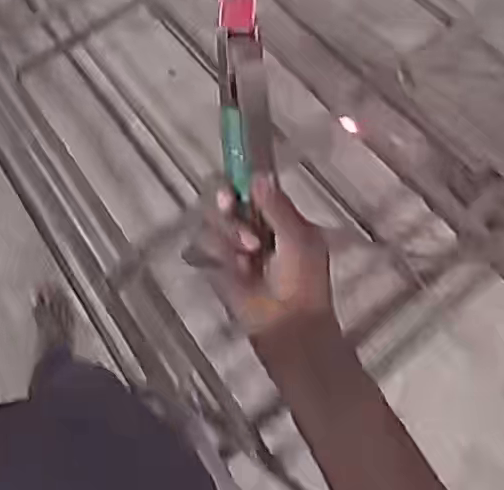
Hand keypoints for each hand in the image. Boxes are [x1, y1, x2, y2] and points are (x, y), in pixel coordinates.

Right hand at [201, 175, 332, 337]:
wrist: (289, 326)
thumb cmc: (304, 283)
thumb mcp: (301, 240)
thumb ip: (279, 207)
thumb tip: (258, 177)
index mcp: (271, 213)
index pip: (244, 183)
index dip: (235, 181)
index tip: (233, 191)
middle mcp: (246, 222)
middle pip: (218, 196)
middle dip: (225, 207)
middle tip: (231, 213)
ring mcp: (227, 242)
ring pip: (208, 219)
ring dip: (226, 234)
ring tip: (247, 258)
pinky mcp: (212, 262)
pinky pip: (200, 244)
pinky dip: (217, 254)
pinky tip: (237, 271)